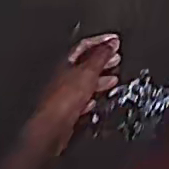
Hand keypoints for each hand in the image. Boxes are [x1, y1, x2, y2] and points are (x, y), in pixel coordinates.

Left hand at [22, 33, 120, 154]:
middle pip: (85, 63)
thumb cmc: (64, 98)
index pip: (85, 45)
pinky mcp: (65, 110)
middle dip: (103, 60)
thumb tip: (112, 43)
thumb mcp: (89, 71)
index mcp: (66, 62)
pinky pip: (81, 99)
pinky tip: (96, 99)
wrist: (52, 128)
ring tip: (113, 78)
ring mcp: (63, 94)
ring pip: (84, 81)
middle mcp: (62, 76)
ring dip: (100, 78)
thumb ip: (102, 55)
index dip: (101, 41)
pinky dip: (91, 96)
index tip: (115, 40)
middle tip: (116, 57)